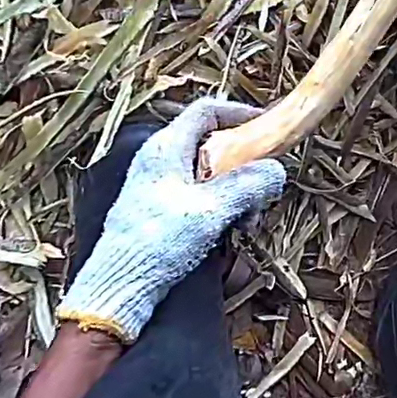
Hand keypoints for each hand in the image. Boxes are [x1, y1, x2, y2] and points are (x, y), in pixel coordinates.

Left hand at [55, 98, 286, 341]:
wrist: (119, 287)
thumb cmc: (158, 241)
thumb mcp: (212, 209)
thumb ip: (248, 185)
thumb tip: (277, 170)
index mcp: (167, 146)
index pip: (207, 111)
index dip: (239, 114)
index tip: (265, 128)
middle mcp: (160, 159)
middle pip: (212, 144)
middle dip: (244, 165)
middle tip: (261, 187)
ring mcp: (158, 185)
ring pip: (209, 174)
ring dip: (236, 191)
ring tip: (246, 220)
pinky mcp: (159, 210)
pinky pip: (199, 196)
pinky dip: (220, 207)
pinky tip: (229, 231)